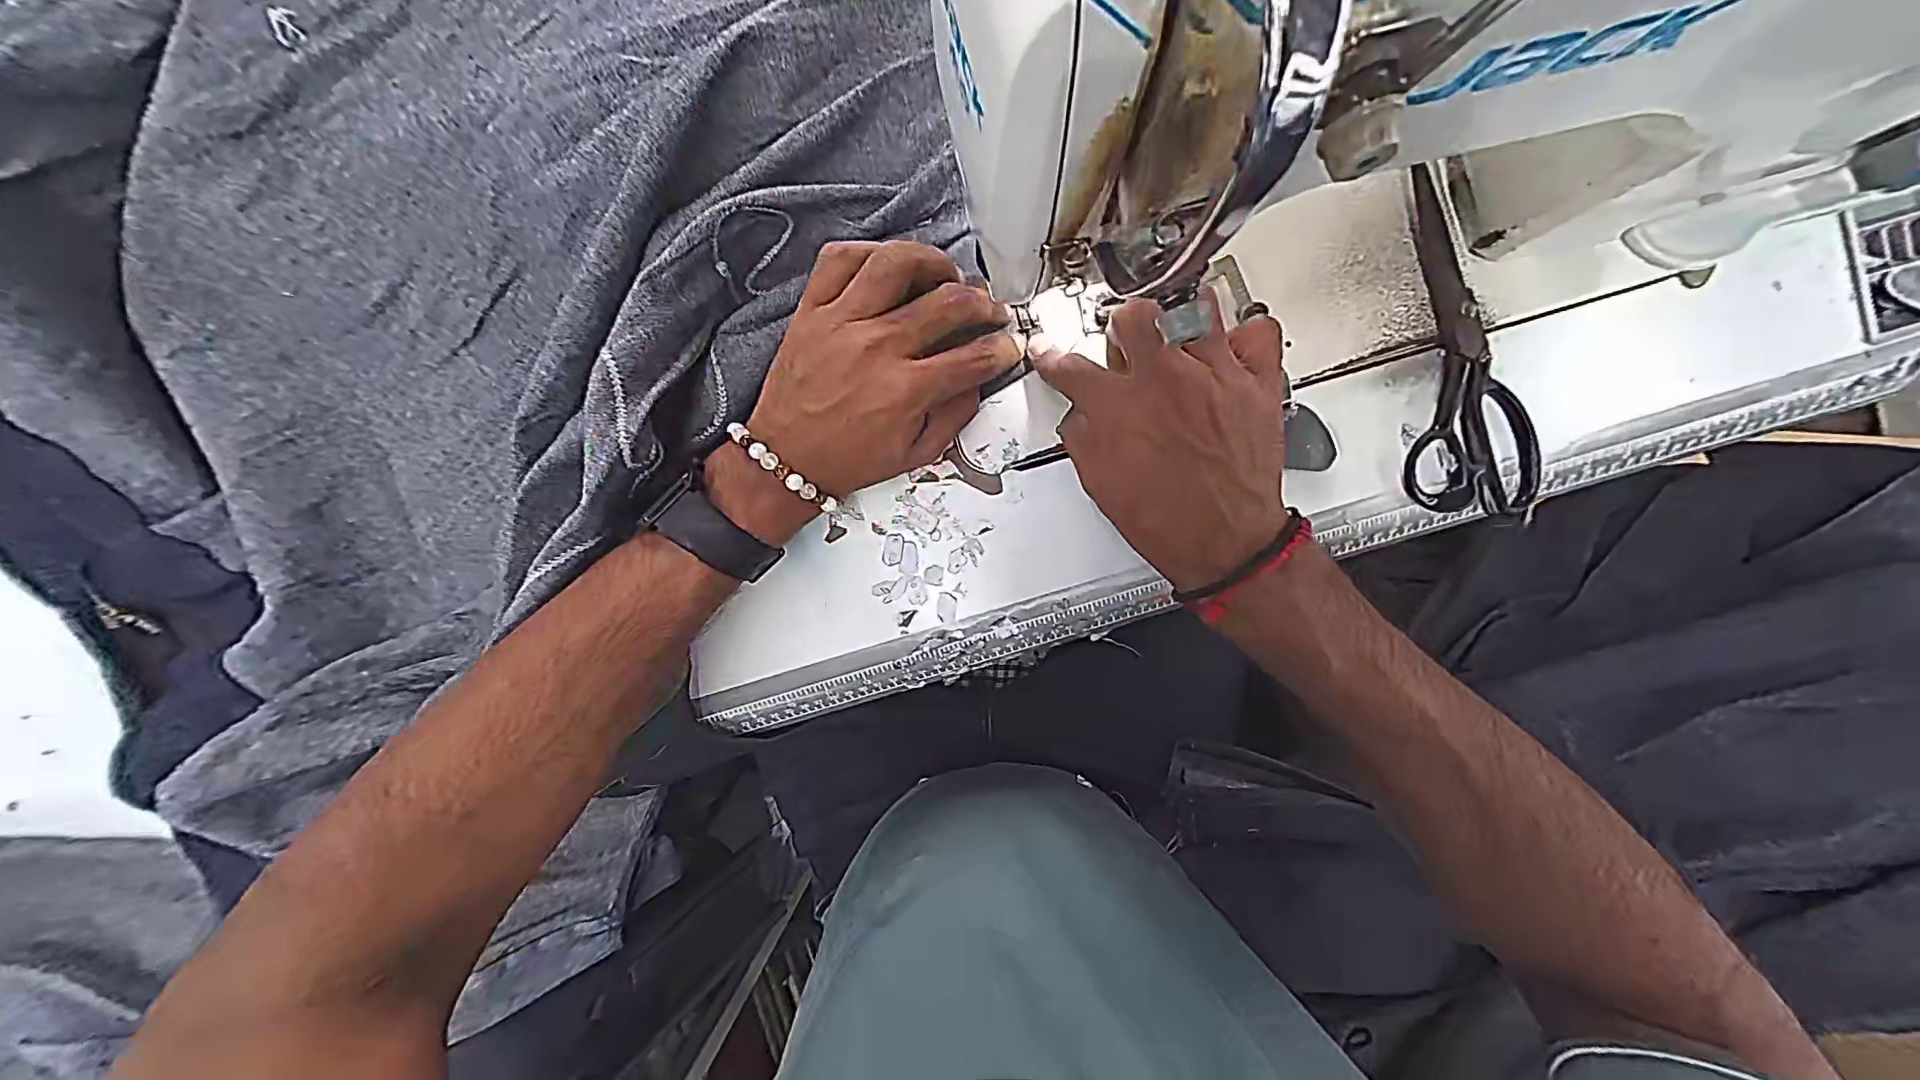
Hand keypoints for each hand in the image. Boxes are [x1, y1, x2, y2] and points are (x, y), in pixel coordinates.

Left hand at [706, 240, 1023, 544]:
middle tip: (989, 310)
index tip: (1008, 344)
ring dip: (934, 262)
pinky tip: (889, 266)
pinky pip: (841, 258)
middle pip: (949, 302)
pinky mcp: (813, 311)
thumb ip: (954, 415)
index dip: (1003, 348)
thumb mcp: (915, 453)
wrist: (788, 458)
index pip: (974, 356)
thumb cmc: (846, 458)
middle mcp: (876, 349)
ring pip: (898, 263)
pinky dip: (871, 252)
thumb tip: (978, 380)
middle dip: (984, 304)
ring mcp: (842, 323)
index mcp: (904, 390)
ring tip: (945, 275)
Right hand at [1032, 297, 1290, 591]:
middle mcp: (1164, 381)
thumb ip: (1082, 438)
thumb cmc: (1168, 521)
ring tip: (1180, 332)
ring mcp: (1213, 377)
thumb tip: (1079, 414)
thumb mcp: (1101, 485)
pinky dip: (1247, 332)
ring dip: (1183, 314)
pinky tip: (1232, 348)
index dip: (1052, 357)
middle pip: (1135, 315)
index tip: (1051, 352)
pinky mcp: (1256, 384)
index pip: (1070, 366)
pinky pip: (1260, 330)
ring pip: (1197, 305)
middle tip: (1129, 337)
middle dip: (1124, 322)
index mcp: (1117, 408)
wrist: (1225, 544)